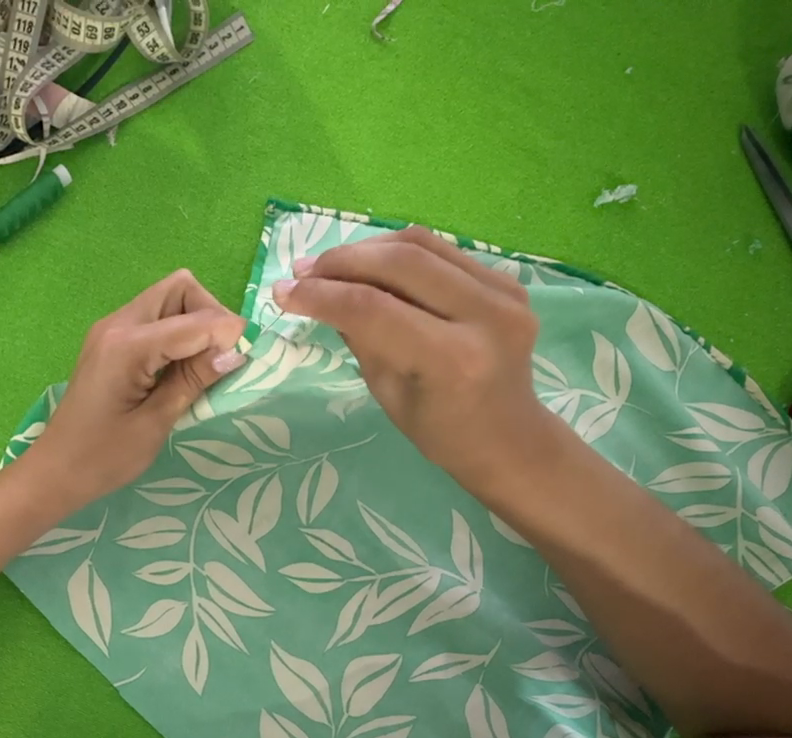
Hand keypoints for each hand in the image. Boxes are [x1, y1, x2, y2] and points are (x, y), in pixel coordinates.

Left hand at [25, 269, 246, 504]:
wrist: (56, 470)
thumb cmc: (105, 457)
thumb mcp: (156, 423)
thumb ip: (194, 380)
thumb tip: (235, 350)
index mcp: (127, 346)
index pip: (194, 320)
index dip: (226, 335)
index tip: (240, 363)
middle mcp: (117, 325)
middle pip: (180, 289)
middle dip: (209, 316)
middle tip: (217, 360)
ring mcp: (110, 330)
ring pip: (168, 300)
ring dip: (193, 324)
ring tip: (199, 368)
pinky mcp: (110, 341)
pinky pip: (153, 319)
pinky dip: (175, 334)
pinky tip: (177, 371)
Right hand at [274, 227, 551, 481]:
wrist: (509, 437)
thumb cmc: (439, 431)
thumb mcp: (387, 391)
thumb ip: (360, 337)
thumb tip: (318, 295)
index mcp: (452, 360)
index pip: (373, 310)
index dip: (321, 296)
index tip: (282, 293)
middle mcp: (485, 316)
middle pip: (400, 263)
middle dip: (341, 262)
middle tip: (301, 271)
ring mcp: (504, 293)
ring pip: (422, 245)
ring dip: (366, 248)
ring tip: (328, 264)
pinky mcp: (508, 281)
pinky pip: (442, 252)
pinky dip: (397, 253)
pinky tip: (368, 264)